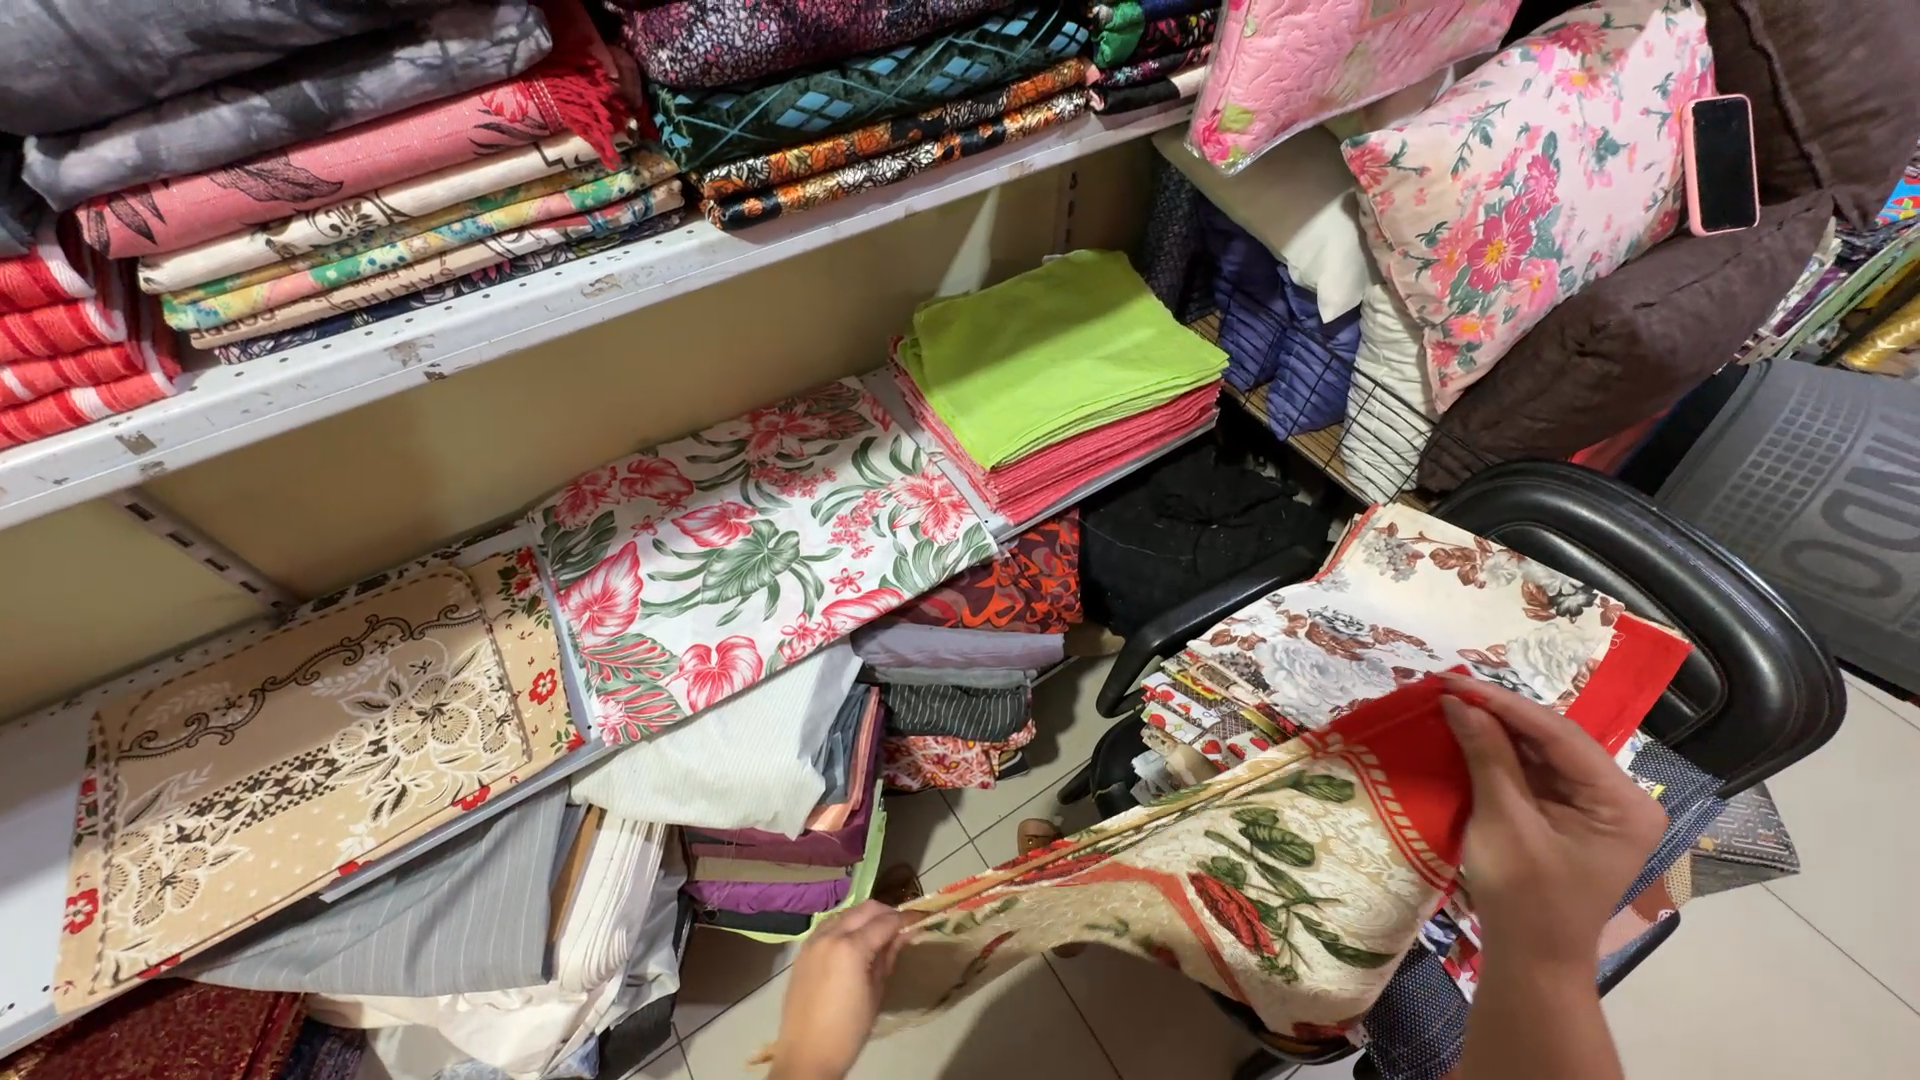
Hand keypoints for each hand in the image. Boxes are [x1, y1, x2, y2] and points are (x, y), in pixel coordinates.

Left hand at [770, 901, 910, 1079]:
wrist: (806, 1056)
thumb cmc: (848, 1031)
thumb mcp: (876, 993)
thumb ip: (888, 957)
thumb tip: (903, 935)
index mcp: (850, 948)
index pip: (885, 922)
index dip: (905, 918)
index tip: (919, 918)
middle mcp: (830, 936)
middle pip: (864, 909)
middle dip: (886, 912)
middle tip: (901, 925)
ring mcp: (813, 941)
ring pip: (845, 913)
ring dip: (864, 916)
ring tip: (878, 932)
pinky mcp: (803, 951)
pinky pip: (828, 926)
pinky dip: (845, 925)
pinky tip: (853, 940)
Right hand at [1439, 673, 1666, 974]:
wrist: (1532, 957)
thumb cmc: (1524, 895)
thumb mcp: (1503, 821)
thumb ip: (1486, 756)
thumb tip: (1457, 701)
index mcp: (1621, 802)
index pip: (1559, 734)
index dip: (1504, 703)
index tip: (1453, 680)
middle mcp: (1618, 796)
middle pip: (1553, 737)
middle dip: (1499, 711)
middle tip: (1447, 685)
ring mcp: (1594, 805)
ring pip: (1541, 749)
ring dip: (1496, 727)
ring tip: (1451, 700)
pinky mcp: (1568, 813)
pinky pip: (1533, 769)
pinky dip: (1499, 751)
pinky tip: (1468, 731)